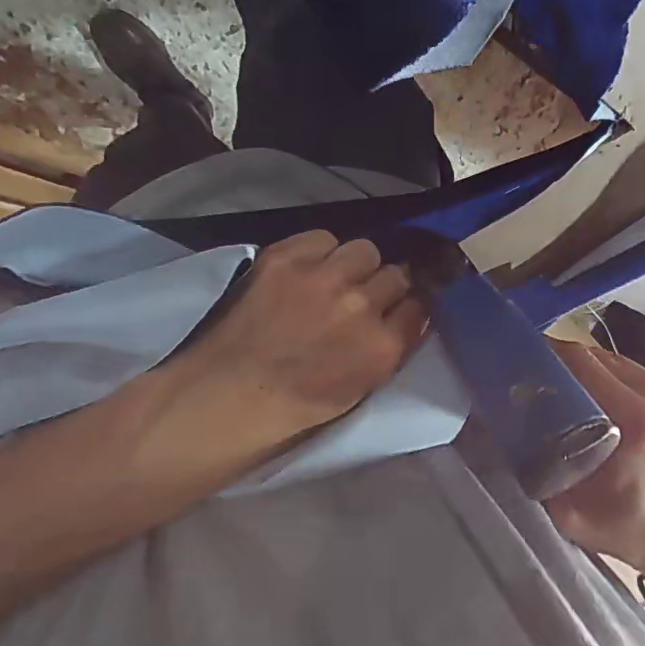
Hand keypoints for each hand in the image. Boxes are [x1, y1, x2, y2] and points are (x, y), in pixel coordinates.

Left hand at [175, 230, 428, 439]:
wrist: (225, 395)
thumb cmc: (292, 408)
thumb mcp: (359, 389)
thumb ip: (388, 349)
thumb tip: (405, 315)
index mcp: (383, 347)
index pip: (419, 306)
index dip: (408, 306)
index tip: (398, 307)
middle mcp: (361, 304)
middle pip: (396, 274)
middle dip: (384, 285)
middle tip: (363, 297)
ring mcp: (323, 276)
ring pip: (364, 249)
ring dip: (356, 265)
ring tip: (335, 279)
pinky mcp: (286, 256)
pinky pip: (322, 237)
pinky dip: (319, 251)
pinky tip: (305, 269)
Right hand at [544, 340, 644, 608]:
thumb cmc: (630, 530)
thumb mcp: (571, 513)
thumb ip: (535, 472)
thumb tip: (500, 433)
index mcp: (636, 418)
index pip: (579, 360)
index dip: (545, 355)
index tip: (520, 362)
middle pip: (593, 355)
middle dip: (559, 362)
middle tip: (534, 378)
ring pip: (610, 359)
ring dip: (582, 369)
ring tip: (558, 386)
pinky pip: (627, 370)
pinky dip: (604, 377)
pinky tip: (589, 395)